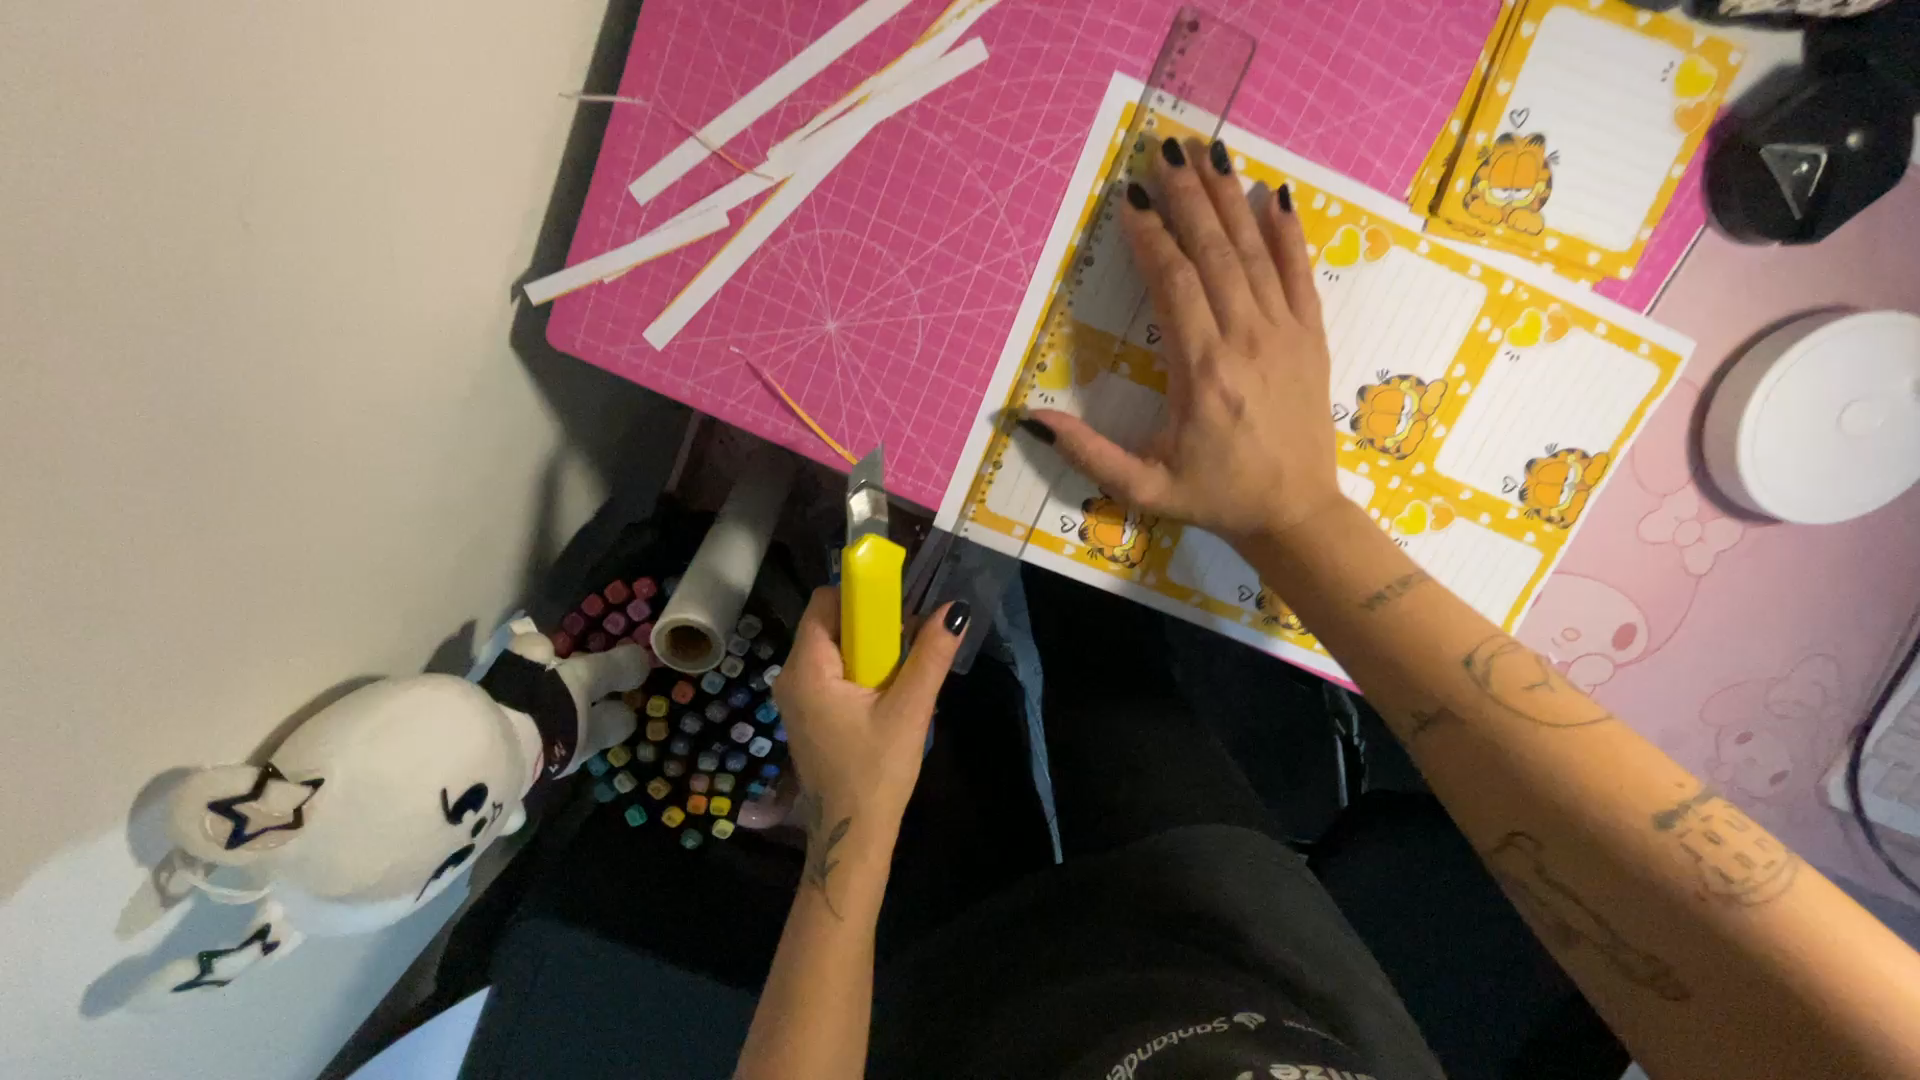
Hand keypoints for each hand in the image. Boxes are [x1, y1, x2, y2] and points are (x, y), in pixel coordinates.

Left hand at [772, 589, 968, 836]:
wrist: (852, 836)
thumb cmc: (877, 772)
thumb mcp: (910, 710)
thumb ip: (931, 655)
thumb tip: (955, 610)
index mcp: (806, 669)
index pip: (825, 601)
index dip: (862, 595)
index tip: (899, 605)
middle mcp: (791, 677)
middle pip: (830, 624)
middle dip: (872, 625)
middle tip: (909, 642)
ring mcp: (796, 698)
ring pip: (834, 649)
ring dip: (870, 650)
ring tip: (903, 672)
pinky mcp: (808, 714)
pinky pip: (832, 673)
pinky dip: (860, 671)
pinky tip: (888, 693)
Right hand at [1030, 136, 1342, 546]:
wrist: (1295, 513)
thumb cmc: (1213, 498)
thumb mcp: (1141, 488)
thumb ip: (1087, 453)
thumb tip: (1028, 419)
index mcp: (1202, 373)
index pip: (1174, 285)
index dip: (1151, 236)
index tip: (1131, 194)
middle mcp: (1247, 340)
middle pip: (1214, 253)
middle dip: (1186, 197)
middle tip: (1163, 148)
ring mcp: (1286, 334)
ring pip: (1254, 253)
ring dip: (1228, 199)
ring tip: (1206, 152)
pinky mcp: (1312, 337)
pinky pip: (1299, 272)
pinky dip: (1285, 231)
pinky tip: (1271, 195)